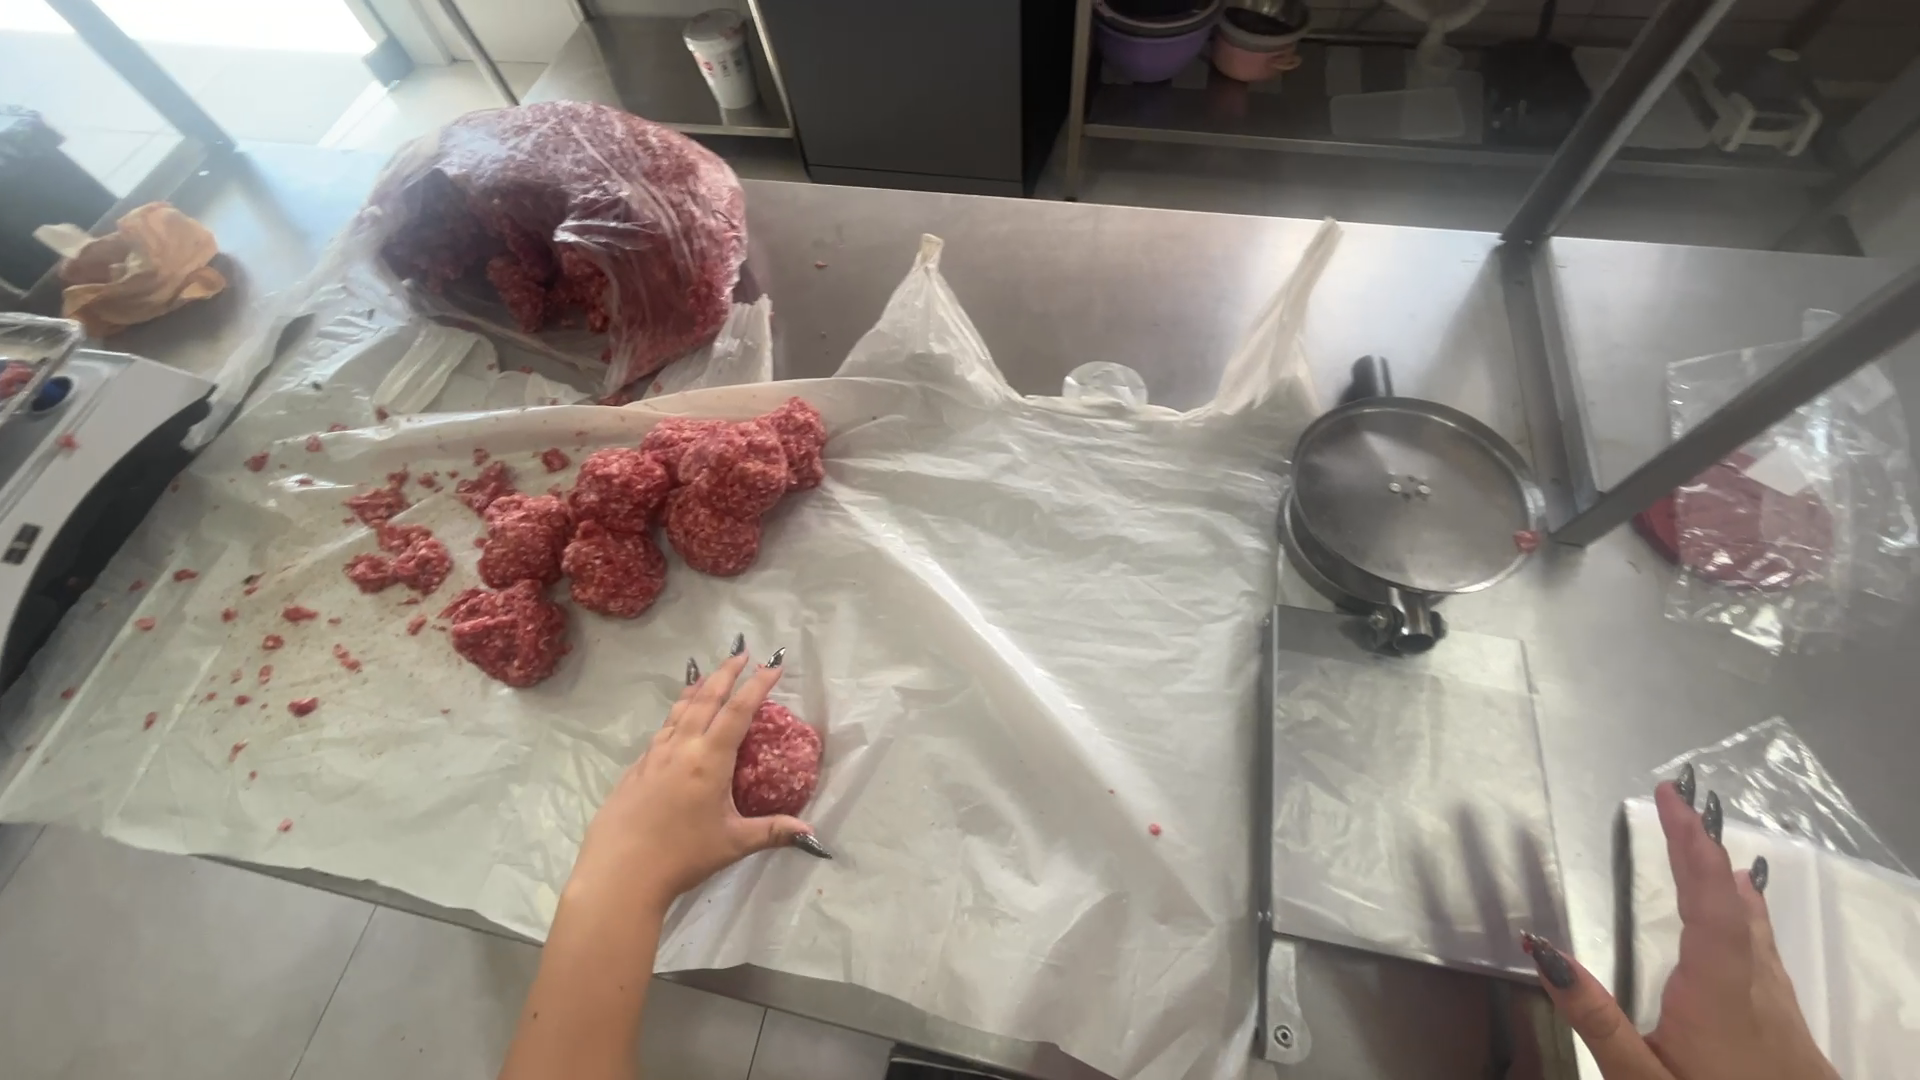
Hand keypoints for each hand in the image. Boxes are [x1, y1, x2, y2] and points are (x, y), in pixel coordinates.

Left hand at [567, 649, 814, 915]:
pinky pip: (663, 729)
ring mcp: (655, 755)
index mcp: (709, 759)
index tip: (772, 665)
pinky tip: (678, 719)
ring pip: (680, 710)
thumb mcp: (733, 843)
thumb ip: (772, 832)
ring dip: (699, 688)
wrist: (618, 874)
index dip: (758, 686)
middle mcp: (682, 747)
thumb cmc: (681, 856)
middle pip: (707, 699)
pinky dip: (677, 712)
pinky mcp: (636, 768)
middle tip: (741, 654)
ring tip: (710, 675)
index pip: (739, 711)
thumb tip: (810, 831)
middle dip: (726, 673)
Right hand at [1522, 769, 1836, 1079]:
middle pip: (1735, 909)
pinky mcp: (1789, 1036)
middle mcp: (1757, 996)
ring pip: (1756, 932)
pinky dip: (1744, 914)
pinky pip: (1763, 953)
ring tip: (1707, 842)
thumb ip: (1594, 1017)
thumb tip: (1539, 947)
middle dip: (1703, 849)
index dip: (1691, 849)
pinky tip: (1744, 915)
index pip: (1710, 908)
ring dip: (1726, 879)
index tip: (1669, 800)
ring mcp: (1781, 1017)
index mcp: (1719, 999)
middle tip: (1677, 799)